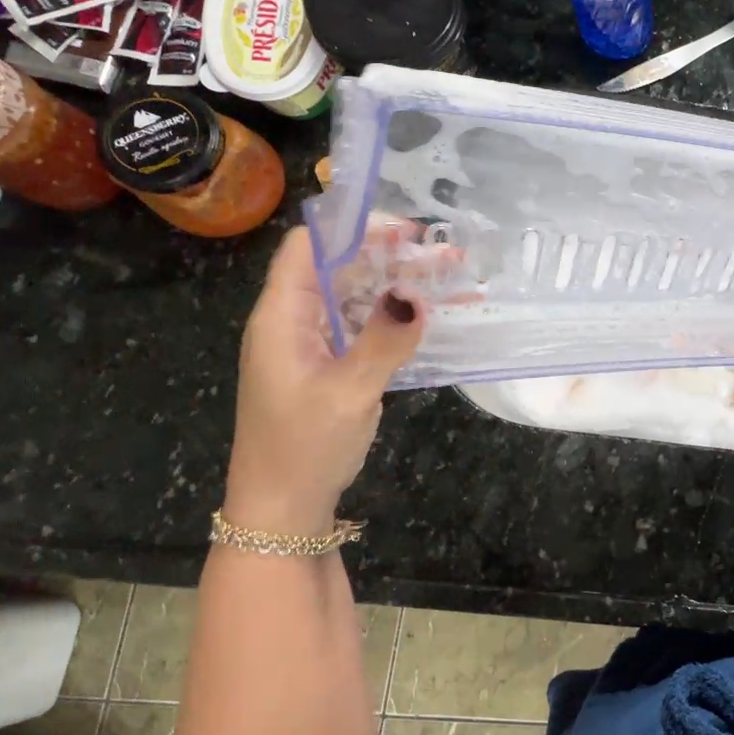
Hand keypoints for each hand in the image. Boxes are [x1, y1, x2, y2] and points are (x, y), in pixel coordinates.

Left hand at [224, 227, 424, 537]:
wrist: (282, 506)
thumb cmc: (306, 445)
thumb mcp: (350, 390)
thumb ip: (383, 339)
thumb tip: (417, 294)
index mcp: (282, 317)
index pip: (310, 247)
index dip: (355, 228)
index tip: (410, 229)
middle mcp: (293, 323)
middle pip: (338, 269)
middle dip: (390, 255)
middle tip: (447, 255)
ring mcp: (310, 347)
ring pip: (355, 298)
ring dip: (398, 286)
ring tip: (451, 280)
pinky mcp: (327, 369)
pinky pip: (361, 329)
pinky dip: (394, 318)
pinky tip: (432, 320)